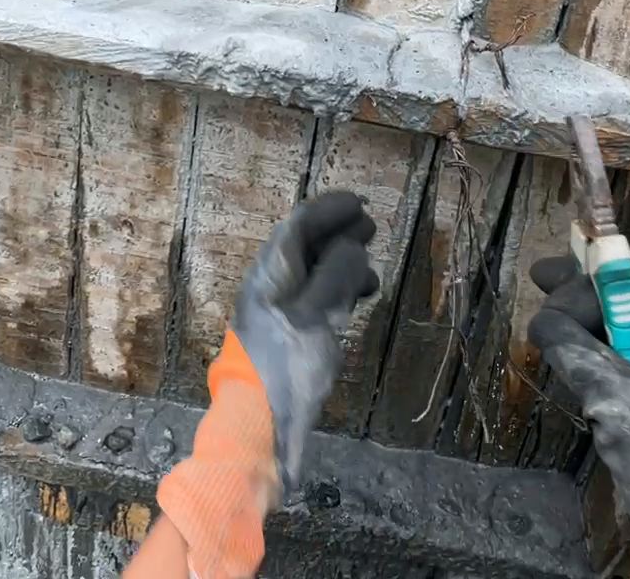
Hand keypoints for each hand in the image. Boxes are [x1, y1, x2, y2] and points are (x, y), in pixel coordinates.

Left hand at [231, 190, 379, 498]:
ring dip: (342, 263)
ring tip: (371, 268)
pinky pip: (317, 297)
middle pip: (306, 245)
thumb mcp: (313, 315)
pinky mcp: (290, 334)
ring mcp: (279, 310)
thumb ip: (335, 275)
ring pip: (314, 271)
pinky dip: (340, 290)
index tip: (358, 203)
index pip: (299, 225)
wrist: (258, 427)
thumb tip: (352, 246)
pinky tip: (359, 298)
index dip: (329, 209)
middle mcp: (272, 284)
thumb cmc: (285, 365)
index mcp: (270, 273)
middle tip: (370, 228)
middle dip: (338, 233)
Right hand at [528, 256, 629, 577]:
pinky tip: (572, 370)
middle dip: (583, 301)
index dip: (591, 281)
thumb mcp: (616, 399)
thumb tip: (541, 320)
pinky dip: (598, 366)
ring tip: (550, 337)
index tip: (549, 289)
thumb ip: (575, 351)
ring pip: (627, 341)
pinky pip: (629, 373)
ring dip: (587, 335)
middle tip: (538, 287)